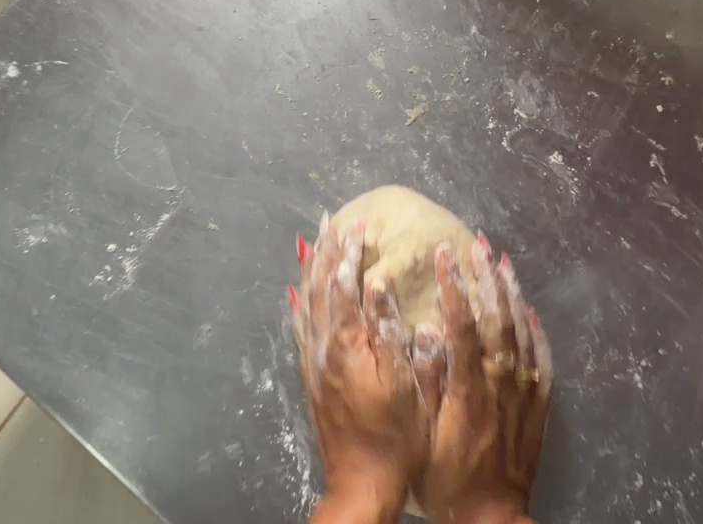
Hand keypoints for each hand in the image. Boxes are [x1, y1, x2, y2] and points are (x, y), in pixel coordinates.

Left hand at [292, 214, 424, 522]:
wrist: (361, 480)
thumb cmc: (396, 434)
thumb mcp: (406, 382)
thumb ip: (389, 329)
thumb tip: (379, 283)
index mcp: (349, 344)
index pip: (344, 284)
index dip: (350, 252)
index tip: (357, 224)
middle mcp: (324, 346)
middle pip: (319, 286)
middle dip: (326, 251)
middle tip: (330, 221)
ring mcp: (314, 360)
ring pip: (306, 302)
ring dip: (310, 268)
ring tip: (312, 241)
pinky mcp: (311, 374)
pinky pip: (300, 326)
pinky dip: (299, 301)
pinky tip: (297, 290)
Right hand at [411, 237, 552, 523]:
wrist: (492, 520)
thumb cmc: (446, 479)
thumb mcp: (424, 435)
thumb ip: (426, 382)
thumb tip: (425, 331)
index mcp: (469, 388)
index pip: (464, 324)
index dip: (455, 286)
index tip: (444, 253)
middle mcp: (501, 383)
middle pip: (497, 318)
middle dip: (486, 277)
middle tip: (476, 243)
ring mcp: (524, 392)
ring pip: (521, 331)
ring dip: (511, 293)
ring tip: (501, 260)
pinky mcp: (539, 406)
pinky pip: (542, 359)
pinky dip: (536, 329)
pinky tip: (528, 307)